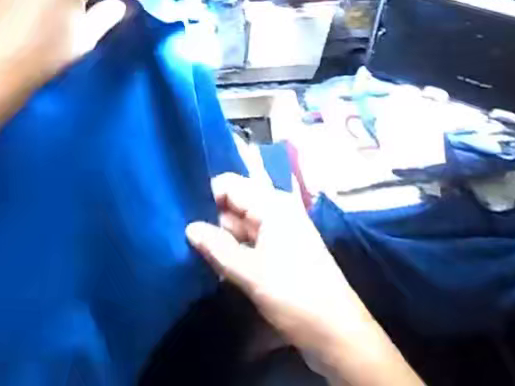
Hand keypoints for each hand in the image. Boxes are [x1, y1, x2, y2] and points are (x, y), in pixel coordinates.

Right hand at [186, 174, 415, 383]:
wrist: (336, 331)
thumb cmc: (294, 293)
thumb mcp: (251, 273)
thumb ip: (218, 248)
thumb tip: (190, 227)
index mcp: (272, 203)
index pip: (230, 184)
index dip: (205, 195)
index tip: (178, 213)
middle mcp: (277, 210)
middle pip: (235, 204)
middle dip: (211, 219)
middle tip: (179, 237)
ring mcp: (281, 232)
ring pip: (242, 226)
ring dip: (221, 238)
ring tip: (190, 252)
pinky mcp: (282, 253)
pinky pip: (251, 242)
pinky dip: (235, 251)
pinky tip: (215, 266)